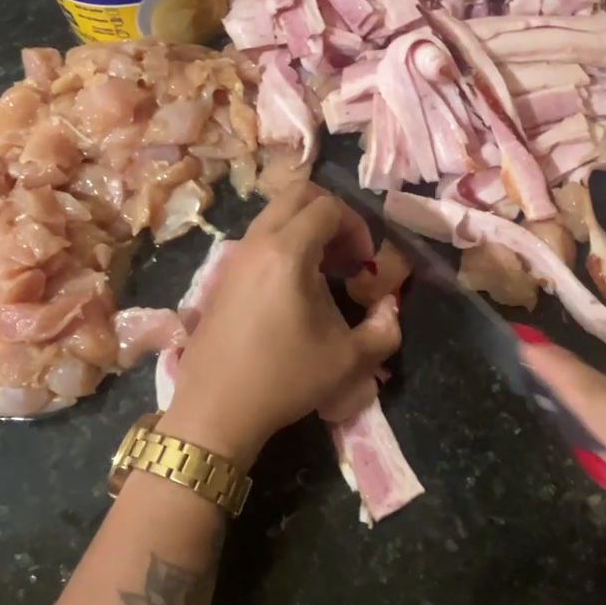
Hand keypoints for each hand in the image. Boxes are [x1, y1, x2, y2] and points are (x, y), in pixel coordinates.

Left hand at [158, 183, 400, 467]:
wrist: (214, 410)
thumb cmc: (283, 379)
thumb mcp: (346, 361)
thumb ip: (382, 331)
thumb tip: (390, 309)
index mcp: (287, 251)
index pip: (328, 207)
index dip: (356, 226)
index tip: (364, 263)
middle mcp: (257, 242)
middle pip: (297, 194)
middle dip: (330, 213)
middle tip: (346, 252)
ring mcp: (235, 256)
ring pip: (274, 214)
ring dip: (305, 228)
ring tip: (324, 271)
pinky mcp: (222, 275)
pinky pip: (258, 237)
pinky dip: (283, 244)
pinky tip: (294, 288)